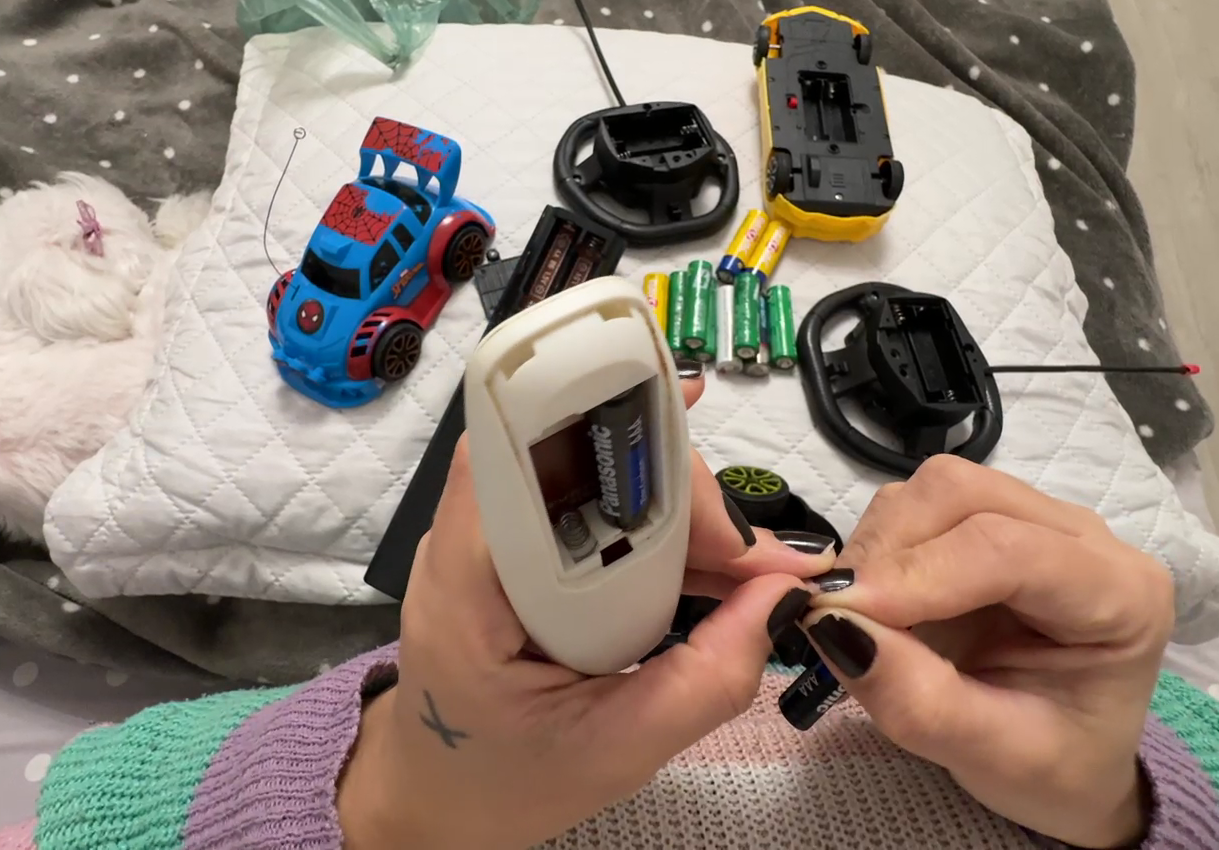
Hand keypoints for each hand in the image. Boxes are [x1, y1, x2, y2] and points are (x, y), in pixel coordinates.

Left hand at [340, 376, 835, 849]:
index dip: (595, 424)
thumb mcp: (614, 750)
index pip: (519, 455)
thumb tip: (782, 596)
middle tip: (743, 551)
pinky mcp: (518, 547)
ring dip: (674, 509)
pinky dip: (655, 529)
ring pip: (590, 480)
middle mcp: (468, 539)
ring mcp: (492, 538)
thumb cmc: (501, 780)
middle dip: (671, 489)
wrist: (436, 794)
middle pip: (573, 458)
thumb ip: (704, 680)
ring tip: (742, 560)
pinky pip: (592, 511)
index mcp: (466, 582)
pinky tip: (707, 558)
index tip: (683, 434)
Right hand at [801, 455, 1172, 847]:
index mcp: (1119, 595)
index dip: (915, 573)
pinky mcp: (979, 515)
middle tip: (842, 612)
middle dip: (887, 548)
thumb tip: (830, 623)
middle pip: (959, 493)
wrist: (1064, 762)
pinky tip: (877, 596)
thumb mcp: (994, 759)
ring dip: (875, 544)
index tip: (838, 612)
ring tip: (863, 612)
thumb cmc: (1050, 765)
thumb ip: (919, 701)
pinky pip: (910, 502)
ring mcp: (1026, 514)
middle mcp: (1077, 534)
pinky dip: (875, 544)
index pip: (1005, 549)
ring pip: (926, 488)